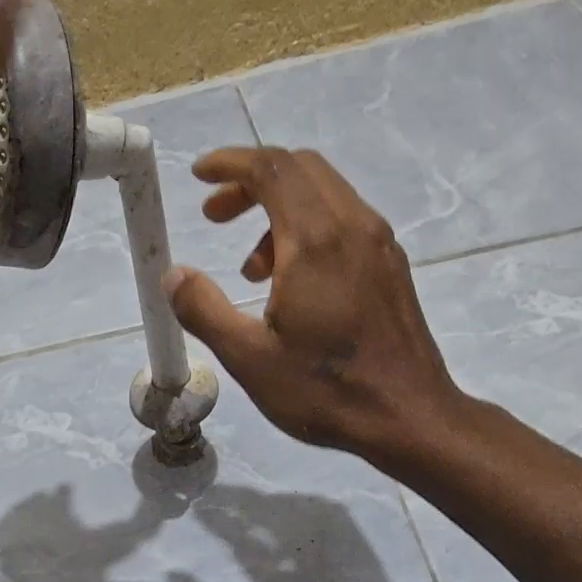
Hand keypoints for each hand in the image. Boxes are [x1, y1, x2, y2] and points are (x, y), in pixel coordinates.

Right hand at [162, 148, 471, 466]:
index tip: (199, 176)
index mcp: (315, 241)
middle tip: (215, 216)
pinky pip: (344, 220)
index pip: (271, 170)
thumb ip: (204, 310)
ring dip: (278, 209)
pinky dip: (306, 228)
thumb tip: (174, 275)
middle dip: (251, 181)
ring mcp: (378, 243)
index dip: (230, 164)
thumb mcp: (249, 357)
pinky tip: (290, 282)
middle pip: (299, 169)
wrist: (408, 417)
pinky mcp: (390, 265)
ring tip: (249, 270)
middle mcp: (353, 225)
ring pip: (324, 193)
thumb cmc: (324, 390)